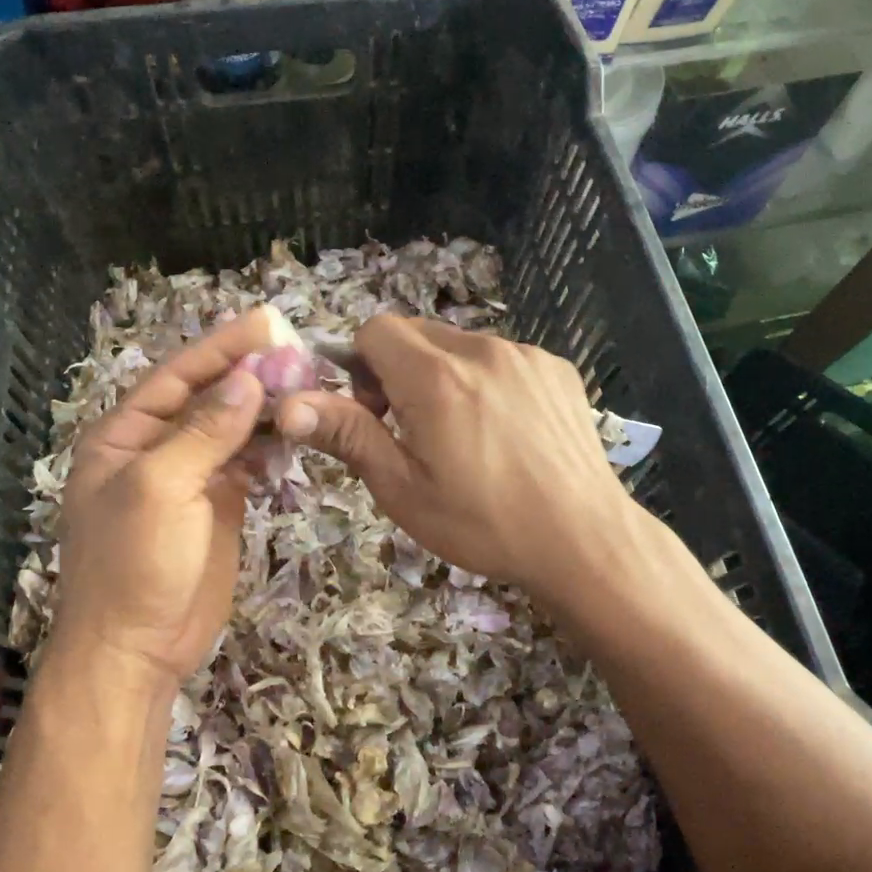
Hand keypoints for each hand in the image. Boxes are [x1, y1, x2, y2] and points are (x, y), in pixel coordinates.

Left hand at [51, 307, 278, 683]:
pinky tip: (295, 431)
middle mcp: (156, 447)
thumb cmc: (133, 565)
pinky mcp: (218, 504)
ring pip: (232, 428)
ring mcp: (189, 477)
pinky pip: (247, 462)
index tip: (268, 320)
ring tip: (308, 384)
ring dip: (266, 407)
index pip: (178, 375)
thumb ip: (203, 431)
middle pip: (208, 397)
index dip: (222, 347)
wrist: (136, 651)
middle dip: (250, 373)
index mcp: (124, 434)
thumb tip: (248, 379)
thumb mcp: (159, 488)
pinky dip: (270, 446)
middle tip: (301, 350)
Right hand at [275, 315, 657, 601]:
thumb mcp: (402, 488)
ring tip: (466, 436)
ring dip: (445, 376)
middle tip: (414, 430)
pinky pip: (502, 358)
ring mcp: (526, 355)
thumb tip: (287, 404)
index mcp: (435, 377)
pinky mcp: (557, 369)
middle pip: (416, 334)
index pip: (375, 330)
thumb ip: (347, 434)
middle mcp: (481, 350)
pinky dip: (488, 382)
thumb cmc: (483, 523)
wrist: (584, 540)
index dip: (362, 367)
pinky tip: (507, 433)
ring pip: (460, 345)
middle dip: (400, 370)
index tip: (376, 414)